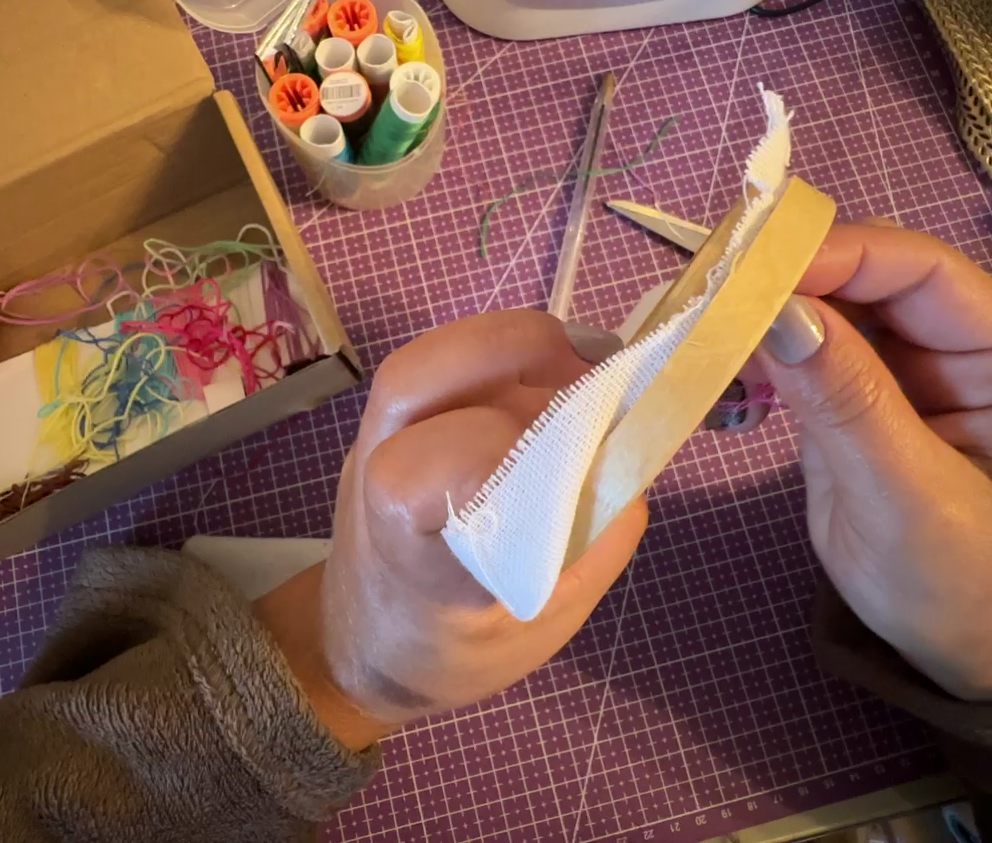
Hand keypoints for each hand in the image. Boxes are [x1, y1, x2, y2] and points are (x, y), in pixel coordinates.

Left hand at [258, 311, 646, 745]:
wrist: (366, 643)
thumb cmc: (455, 649)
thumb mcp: (545, 619)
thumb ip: (591, 536)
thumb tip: (625, 451)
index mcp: (409, 557)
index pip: (419, 479)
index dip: (494, 448)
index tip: (574, 451)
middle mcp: (376, 479)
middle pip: (414, 378)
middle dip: (513, 350)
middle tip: (596, 365)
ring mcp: (372, 440)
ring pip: (427, 359)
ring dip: (513, 343)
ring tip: (580, 364)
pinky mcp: (386, 421)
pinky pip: (443, 367)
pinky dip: (503, 358)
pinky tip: (548, 379)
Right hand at [753, 224, 991, 700]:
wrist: (952, 647)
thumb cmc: (961, 586)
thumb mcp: (910, 502)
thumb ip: (851, 404)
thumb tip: (781, 314)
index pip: (924, 272)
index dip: (842, 255)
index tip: (756, 271)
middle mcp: (953, 347)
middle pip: (867, 276)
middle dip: (791, 276)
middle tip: (713, 292)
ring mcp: (898, 368)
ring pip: (825, 305)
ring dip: (764, 309)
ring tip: (704, 323)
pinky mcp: (851, 391)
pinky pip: (800, 347)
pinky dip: (757, 346)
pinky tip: (720, 359)